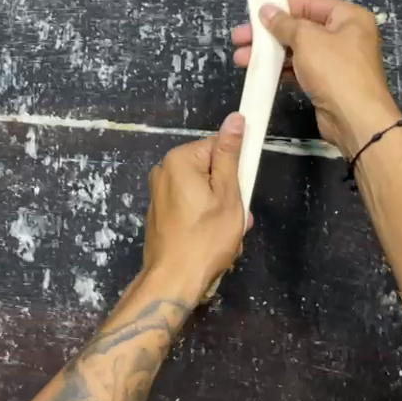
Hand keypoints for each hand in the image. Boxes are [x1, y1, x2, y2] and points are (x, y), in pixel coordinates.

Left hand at [142, 113, 249, 303]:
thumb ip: (230, 154)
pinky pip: (190, 206)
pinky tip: (211, 241)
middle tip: (237, 220)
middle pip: (210, 170)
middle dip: (228, 194)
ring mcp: (159, 193)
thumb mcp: (227, 194)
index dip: (235, 171)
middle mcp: (164, 170)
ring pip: (202, 191)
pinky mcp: (159, 213)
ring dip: (219, 210)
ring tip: (227, 236)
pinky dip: (203, 219)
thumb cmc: (206, 238)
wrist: (172, 282)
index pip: (218, 148)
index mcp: (179, 160)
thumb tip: (235, 118)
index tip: (242, 193)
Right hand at [232, 0, 401, 155]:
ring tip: (241, 58)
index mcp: (349, 17)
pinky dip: (281, 69)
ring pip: (298, 50)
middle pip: (300, 27)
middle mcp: (345, 35)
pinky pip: (301, 69)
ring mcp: (336, 60)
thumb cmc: (335, 70)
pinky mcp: (328, 82)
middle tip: (240, 37)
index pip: (309, 3)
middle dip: (269, 33)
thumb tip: (266, 10)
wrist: (356, 120)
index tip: (254, 12)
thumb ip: (284, 24)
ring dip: (270, 53)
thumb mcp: (307, 39)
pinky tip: (260, 71)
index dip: (281, 6)